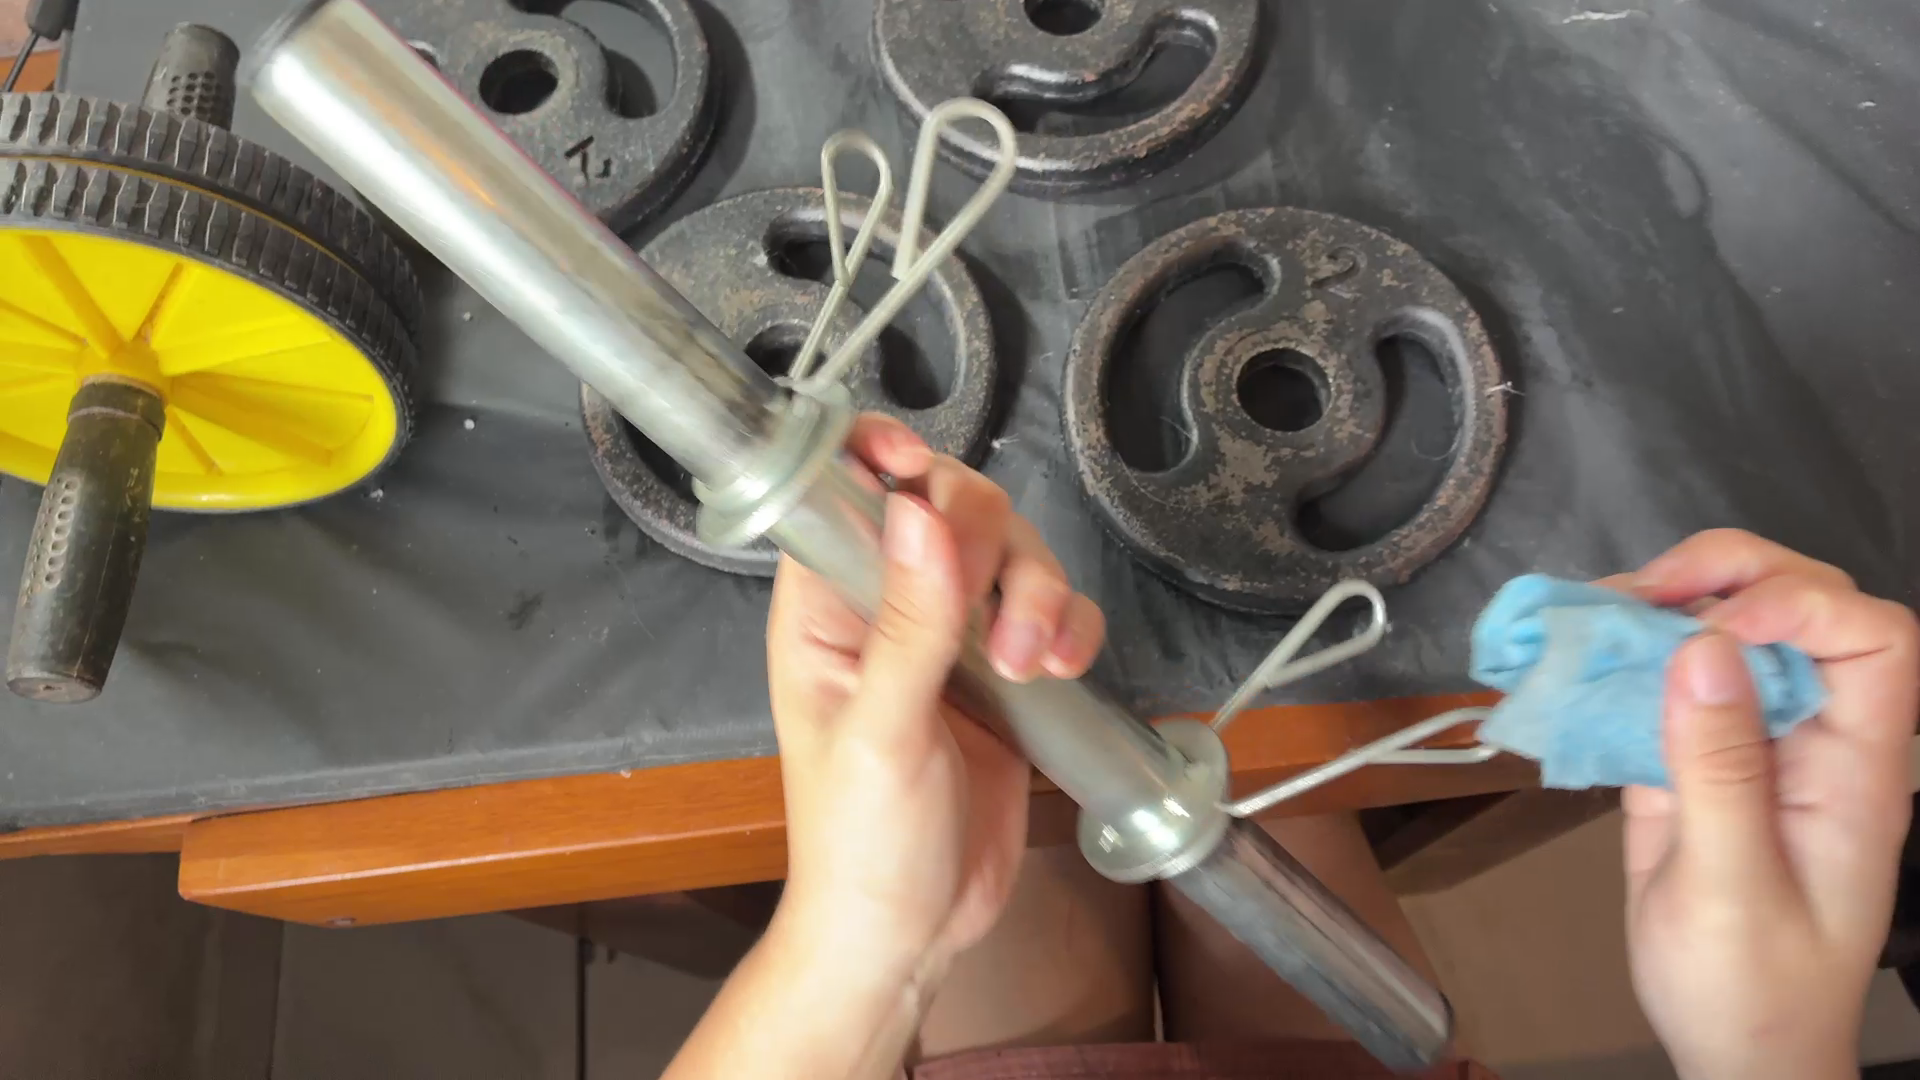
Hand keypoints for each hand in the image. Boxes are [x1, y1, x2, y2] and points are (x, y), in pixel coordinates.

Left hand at [765, 414, 1105, 990]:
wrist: (913, 929)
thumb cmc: (861, 839)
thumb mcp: (880, 733)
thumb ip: (906, 623)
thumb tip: (919, 507)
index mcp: (825, 604)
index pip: (838, 490)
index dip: (876, 453)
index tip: (918, 466)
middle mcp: (889, 600)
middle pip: (949, 506)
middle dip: (986, 542)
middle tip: (996, 619)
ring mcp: (953, 630)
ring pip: (1012, 552)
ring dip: (1038, 592)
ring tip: (1031, 666)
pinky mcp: (1006, 664)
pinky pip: (1052, 610)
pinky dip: (1068, 625)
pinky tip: (1061, 671)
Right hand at [1617, 530, 1917, 1079]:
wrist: (1726, 1032)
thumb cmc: (1746, 977)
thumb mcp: (1733, 881)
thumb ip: (1721, 766)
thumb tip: (1703, 650)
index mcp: (1856, 768)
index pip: (1870, 642)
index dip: (1796, 604)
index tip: (1700, 623)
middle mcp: (1806, 736)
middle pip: (1801, 610)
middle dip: (1720, 575)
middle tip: (1628, 594)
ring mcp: (1741, 740)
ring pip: (1722, 632)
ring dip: (1655, 605)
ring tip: (1583, 616)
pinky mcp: (1681, 751)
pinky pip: (1658, 678)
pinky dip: (1612, 654)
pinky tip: (1566, 657)